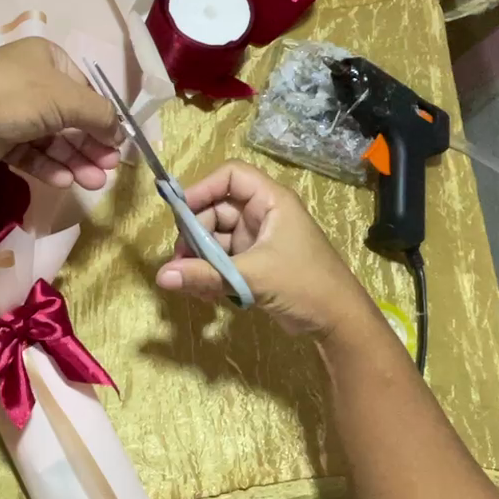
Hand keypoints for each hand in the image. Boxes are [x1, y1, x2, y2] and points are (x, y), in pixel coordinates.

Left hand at [0, 37, 121, 188]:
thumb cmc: (20, 97)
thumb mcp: (69, 99)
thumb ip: (100, 114)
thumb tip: (119, 131)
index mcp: (45, 58)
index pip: (82, 87)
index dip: (101, 115)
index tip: (117, 141)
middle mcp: (27, 80)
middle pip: (68, 116)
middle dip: (90, 145)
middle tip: (110, 168)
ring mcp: (9, 109)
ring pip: (50, 138)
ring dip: (75, 160)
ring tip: (95, 184)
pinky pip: (29, 151)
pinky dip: (48, 166)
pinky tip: (65, 182)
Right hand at [156, 160, 372, 335]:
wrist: (337, 322)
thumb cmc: (304, 284)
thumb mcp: (251, 277)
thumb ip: (205, 275)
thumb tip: (161, 276)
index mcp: (271, 201)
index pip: (231, 176)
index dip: (203, 188)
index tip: (179, 213)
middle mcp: (262, 215)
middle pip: (216, 209)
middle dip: (195, 233)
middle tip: (180, 259)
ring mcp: (257, 239)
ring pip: (216, 237)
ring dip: (199, 257)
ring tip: (190, 282)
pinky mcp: (254, 263)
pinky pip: (222, 259)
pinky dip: (210, 272)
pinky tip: (204, 293)